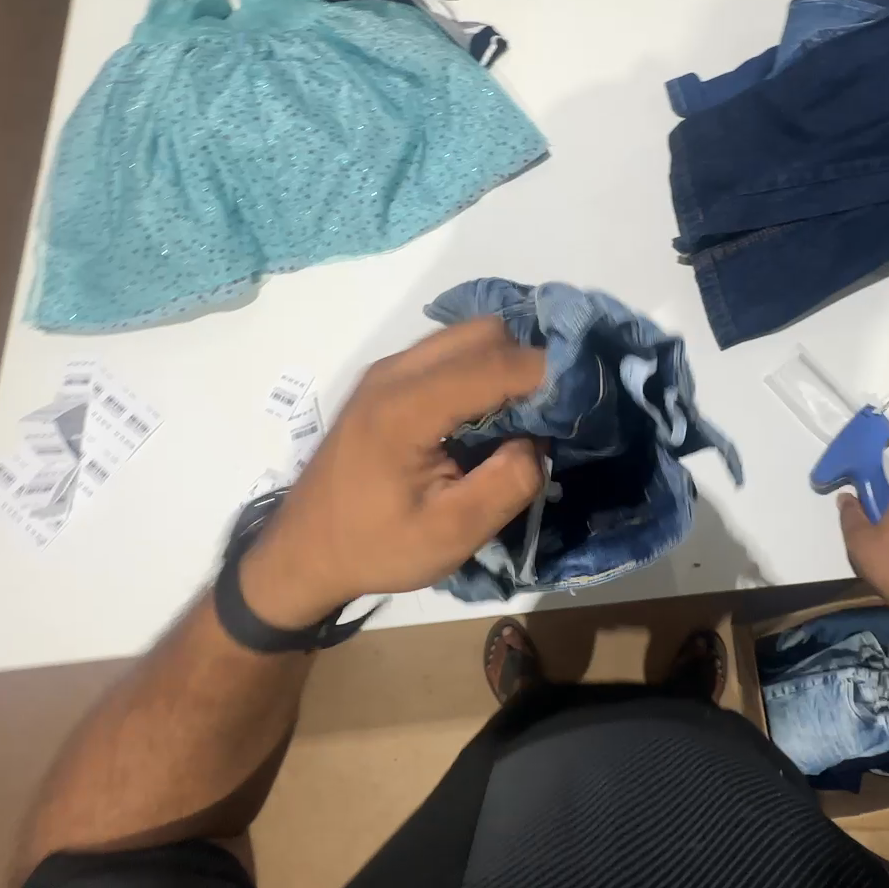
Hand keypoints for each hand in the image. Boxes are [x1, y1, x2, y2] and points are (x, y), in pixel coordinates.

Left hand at [240, 318, 545, 626]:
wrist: (302, 553)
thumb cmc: (374, 547)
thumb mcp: (451, 535)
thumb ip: (507, 483)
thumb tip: (538, 440)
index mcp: (406, 409)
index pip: (495, 364)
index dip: (548, 373)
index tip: (586, 396)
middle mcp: (394, 373)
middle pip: (483, 334)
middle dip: (529, 361)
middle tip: (554, 409)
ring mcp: (387, 372)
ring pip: (466, 337)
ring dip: (505, 362)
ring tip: (527, 411)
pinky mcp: (386, 381)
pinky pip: (447, 352)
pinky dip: (481, 368)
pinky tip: (491, 411)